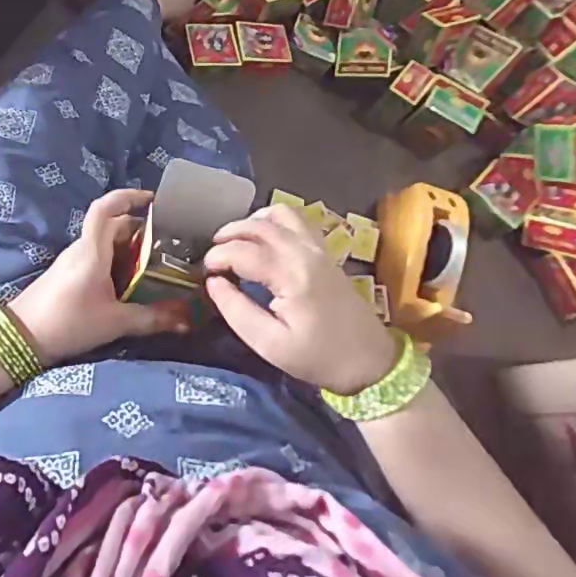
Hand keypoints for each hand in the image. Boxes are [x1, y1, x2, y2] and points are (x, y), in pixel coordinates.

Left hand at [8, 189, 189, 365]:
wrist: (21, 337)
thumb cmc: (68, 322)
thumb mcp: (115, 322)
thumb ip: (152, 319)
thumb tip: (187, 320)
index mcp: (92, 250)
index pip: (106, 207)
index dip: (129, 197)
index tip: (153, 200)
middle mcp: (82, 248)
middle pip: (112, 225)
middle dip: (139, 228)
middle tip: (167, 243)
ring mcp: (72, 260)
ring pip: (105, 241)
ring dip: (129, 247)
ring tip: (156, 263)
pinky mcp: (68, 273)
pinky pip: (97, 255)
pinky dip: (116, 260)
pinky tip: (130, 280)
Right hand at [203, 206, 399, 394]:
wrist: (370, 362)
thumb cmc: (318, 357)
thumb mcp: (269, 344)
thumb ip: (236, 310)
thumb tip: (214, 282)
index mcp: (291, 276)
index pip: (243, 250)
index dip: (217, 257)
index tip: (205, 272)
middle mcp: (305, 253)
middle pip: (259, 225)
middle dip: (229, 234)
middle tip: (213, 255)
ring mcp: (319, 249)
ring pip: (281, 214)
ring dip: (252, 221)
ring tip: (235, 241)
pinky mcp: (326, 252)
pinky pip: (298, 221)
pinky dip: (274, 221)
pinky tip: (263, 239)